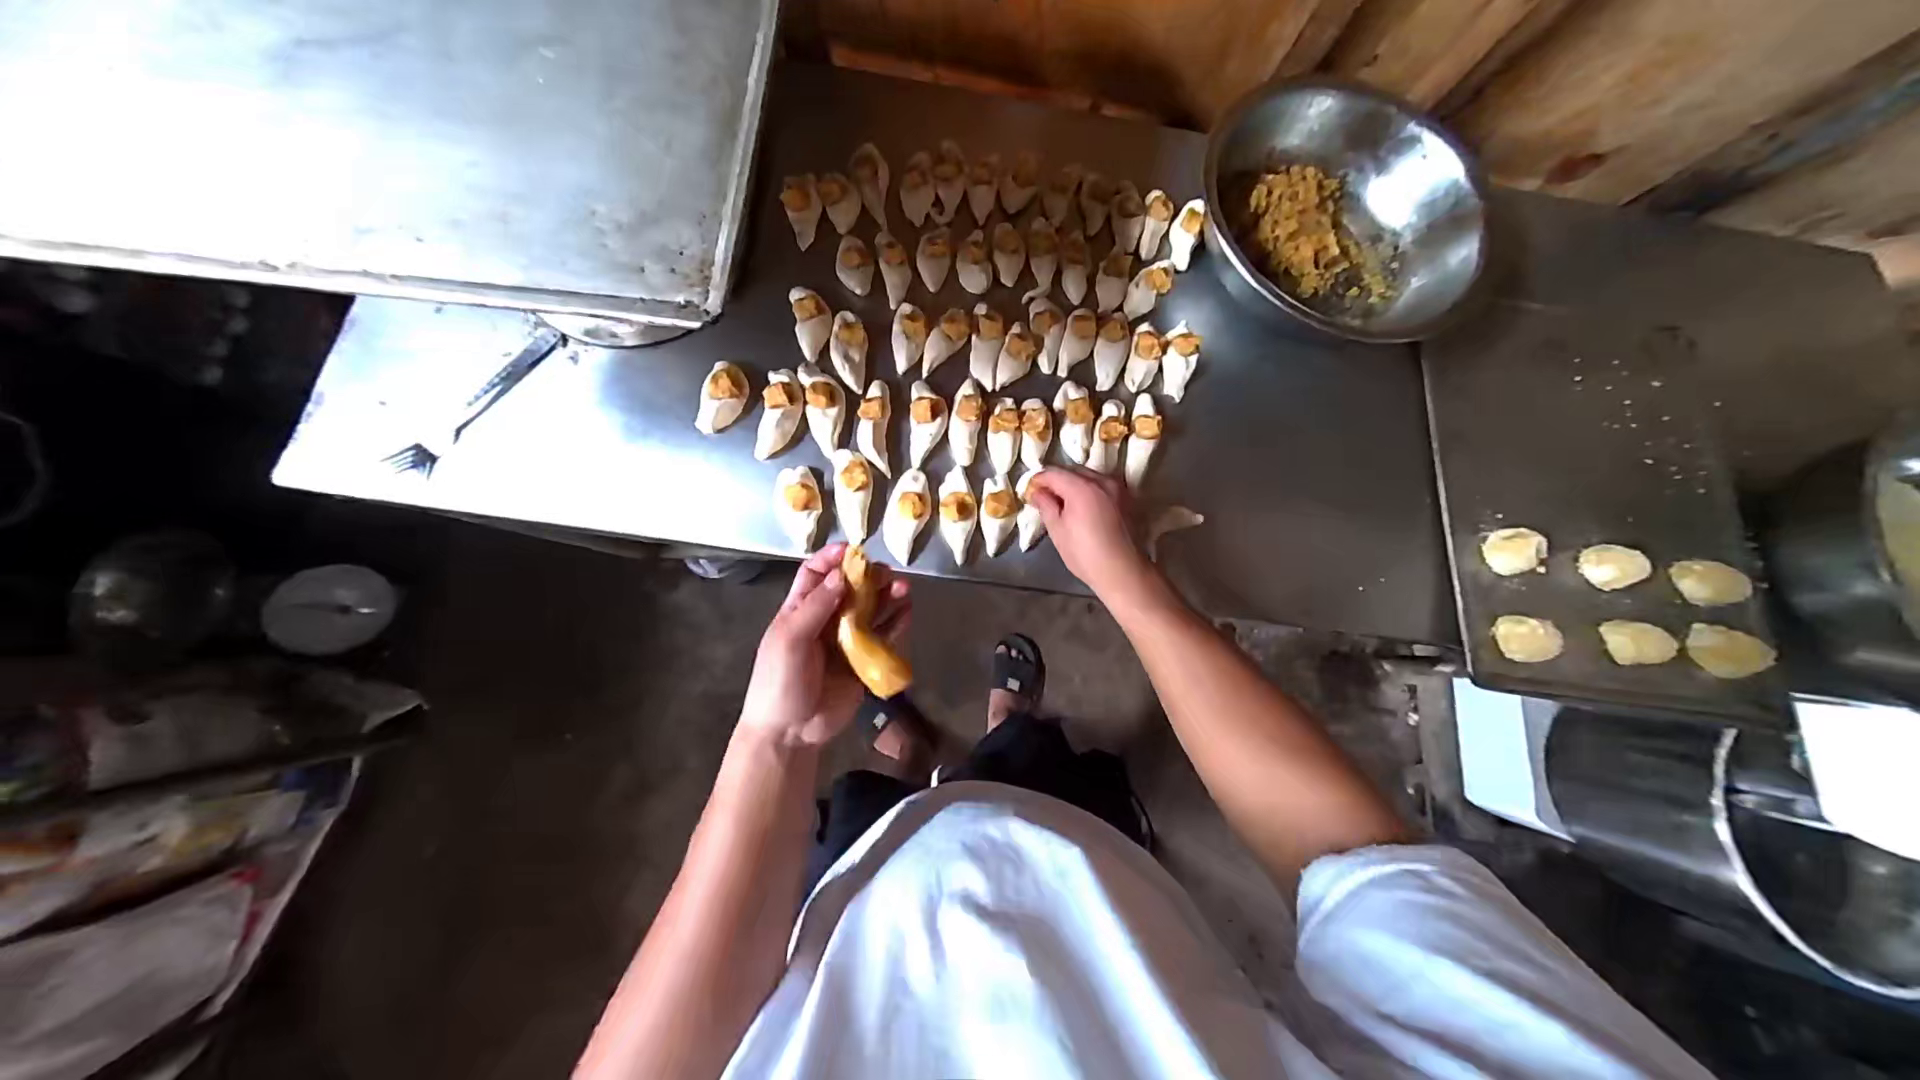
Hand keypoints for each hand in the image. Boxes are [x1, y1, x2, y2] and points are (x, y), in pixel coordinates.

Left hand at [737, 543, 909, 750]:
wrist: (790, 732)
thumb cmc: (779, 681)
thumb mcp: (790, 639)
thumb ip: (816, 606)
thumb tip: (842, 574)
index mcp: (799, 610)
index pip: (816, 574)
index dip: (832, 559)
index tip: (853, 549)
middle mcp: (825, 620)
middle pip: (850, 589)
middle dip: (867, 577)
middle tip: (885, 572)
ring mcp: (846, 641)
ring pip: (870, 610)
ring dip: (886, 597)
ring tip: (903, 588)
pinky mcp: (864, 661)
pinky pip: (883, 637)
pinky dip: (896, 623)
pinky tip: (907, 611)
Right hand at [1025, 468, 1154, 598]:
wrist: (1124, 571)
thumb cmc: (1085, 554)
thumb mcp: (1058, 531)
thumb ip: (1046, 505)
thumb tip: (1036, 492)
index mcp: (1082, 487)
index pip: (1053, 473)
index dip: (1038, 480)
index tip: (1030, 492)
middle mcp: (1102, 480)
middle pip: (1073, 470)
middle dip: (1056, 480)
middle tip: (1045, 497)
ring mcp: (1118, 487)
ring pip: (1090, 476)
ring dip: (1074, 483)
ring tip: (1065, 503)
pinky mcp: (1128, 497)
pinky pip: (1103, 485)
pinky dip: (1090, 489)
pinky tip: (1085, 507)